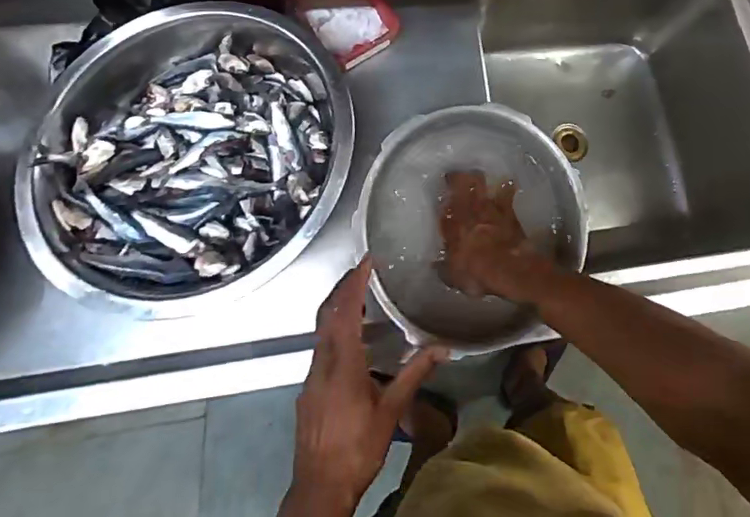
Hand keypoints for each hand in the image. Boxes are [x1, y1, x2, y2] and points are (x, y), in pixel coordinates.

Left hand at [284, 257, 444, 516]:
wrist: (319, 487)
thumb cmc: (358, 448)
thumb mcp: (391, 411)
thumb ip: (414, 375)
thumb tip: (442, 348)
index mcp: (342, 362)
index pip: (345, 310)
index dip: (354, 282)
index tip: (366, 262)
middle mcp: (321, 363)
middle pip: (327, 314)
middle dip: (343, 289)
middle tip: (362, 273)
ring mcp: (310, 377)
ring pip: (321, 332)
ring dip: (338, 312)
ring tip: (362, 303)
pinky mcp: (307, 391)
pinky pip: (320, 350)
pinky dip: (334, 334)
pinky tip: (352, 346)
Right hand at [438, 170, 540, 300]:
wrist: (508, 268)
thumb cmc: (477, 274)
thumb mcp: (454, 277)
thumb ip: (443, 269)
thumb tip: (435, 266)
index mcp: (451, 228)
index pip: (442, 209)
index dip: (441, 201)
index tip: (440, 198)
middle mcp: (467, 213)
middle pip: (459, 186)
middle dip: (458, 178)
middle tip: (457, 173)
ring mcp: (488, 209)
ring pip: (480, 184)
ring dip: (478, 179)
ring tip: (477, 173)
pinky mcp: (507, 211)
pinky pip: (506, 193)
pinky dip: (507, 187)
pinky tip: (509, 181)